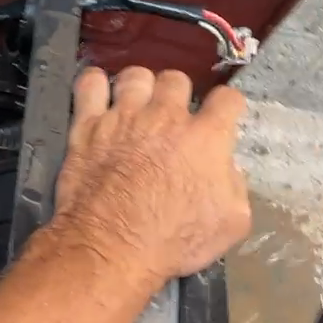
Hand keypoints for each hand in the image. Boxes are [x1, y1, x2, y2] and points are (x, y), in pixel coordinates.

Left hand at [47, 66, 251, 283]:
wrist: (111, 247)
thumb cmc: (174, 242)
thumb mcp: (231, 223)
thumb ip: (235, 185)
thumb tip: (226, 168)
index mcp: (206, 137)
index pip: (227, 98)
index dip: (225, 108)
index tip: (218, 119)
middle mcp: (165, 117)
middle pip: (176, 79)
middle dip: (177, 95)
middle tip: (169, 118)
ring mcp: (123, 118)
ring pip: (135, 75)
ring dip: (138, 88)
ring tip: (134, 106)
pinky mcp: (87, 127)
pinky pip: (89, 85)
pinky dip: (93, 85)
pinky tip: (97, 96)